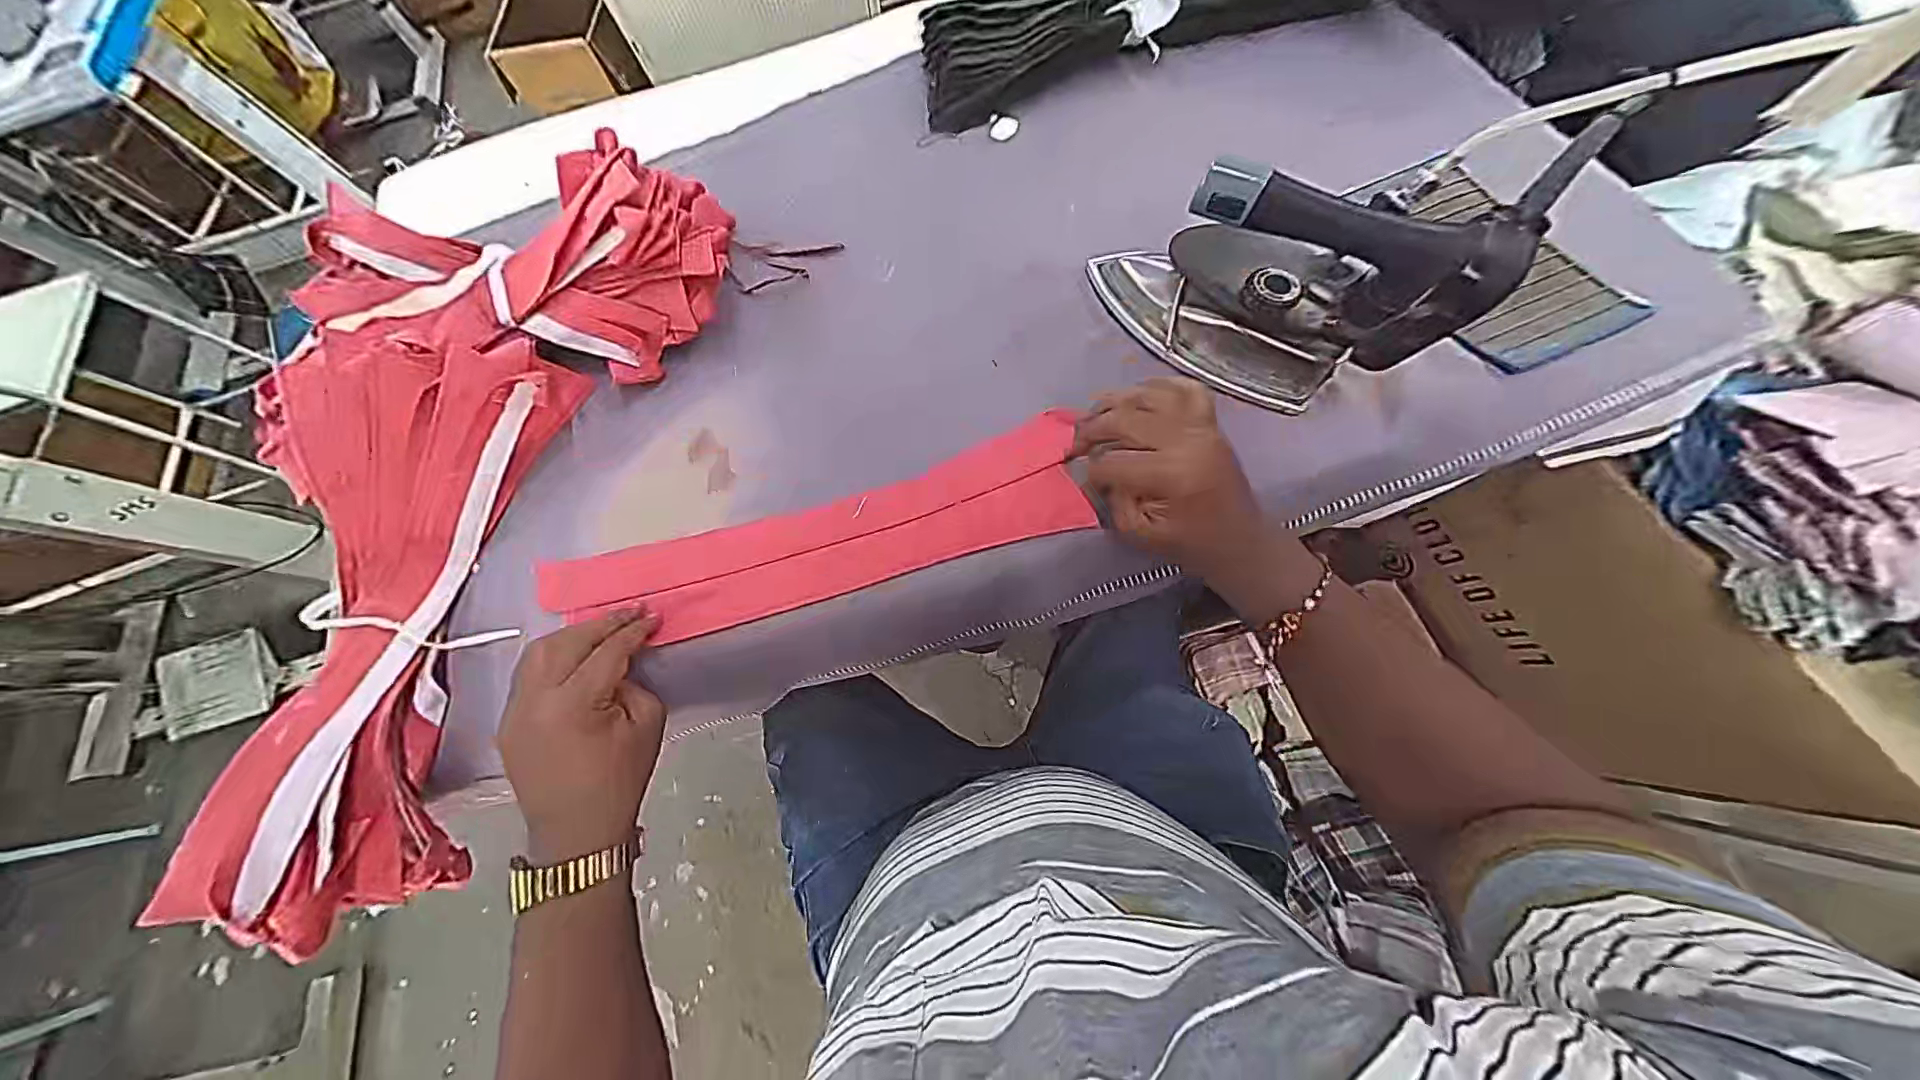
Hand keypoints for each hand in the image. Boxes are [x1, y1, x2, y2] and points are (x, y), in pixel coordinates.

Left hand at [498, 608, 665, 863]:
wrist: (576, 832)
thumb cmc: (620, 780)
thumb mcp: (646, 724)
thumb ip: (634, 684)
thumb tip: (621, 665)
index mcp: (572, 705)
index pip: (605, 652)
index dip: (632, 631)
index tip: (652, 617)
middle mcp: (534, 701)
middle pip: (566, 642)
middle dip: (602, 624)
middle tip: (632, 614)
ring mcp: (513, 711)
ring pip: (538, 653)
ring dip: (573, 635)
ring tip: (604, 629)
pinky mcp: (507, 721)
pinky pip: (529, 674)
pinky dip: (554, 656)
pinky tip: (577, 655)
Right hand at [1072, 377, 1319, 620]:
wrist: (1238, 539)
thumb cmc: (1188, 543)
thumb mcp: (1138, 533)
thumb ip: (1112, 499)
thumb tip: (1094, 471)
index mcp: (1172, 474)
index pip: (1112, 461)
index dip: (1091, 472)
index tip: (1086, 484)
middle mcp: (1188, 440)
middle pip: (1125, 418)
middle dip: (1091, 430)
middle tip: (1075, 444)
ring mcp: (1201, 425)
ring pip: (1148, 394)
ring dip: (1115, 402)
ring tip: (1096, 417)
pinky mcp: (1210, 420)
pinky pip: (1182, 387)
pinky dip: (1155, 387)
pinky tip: (1136, 399)